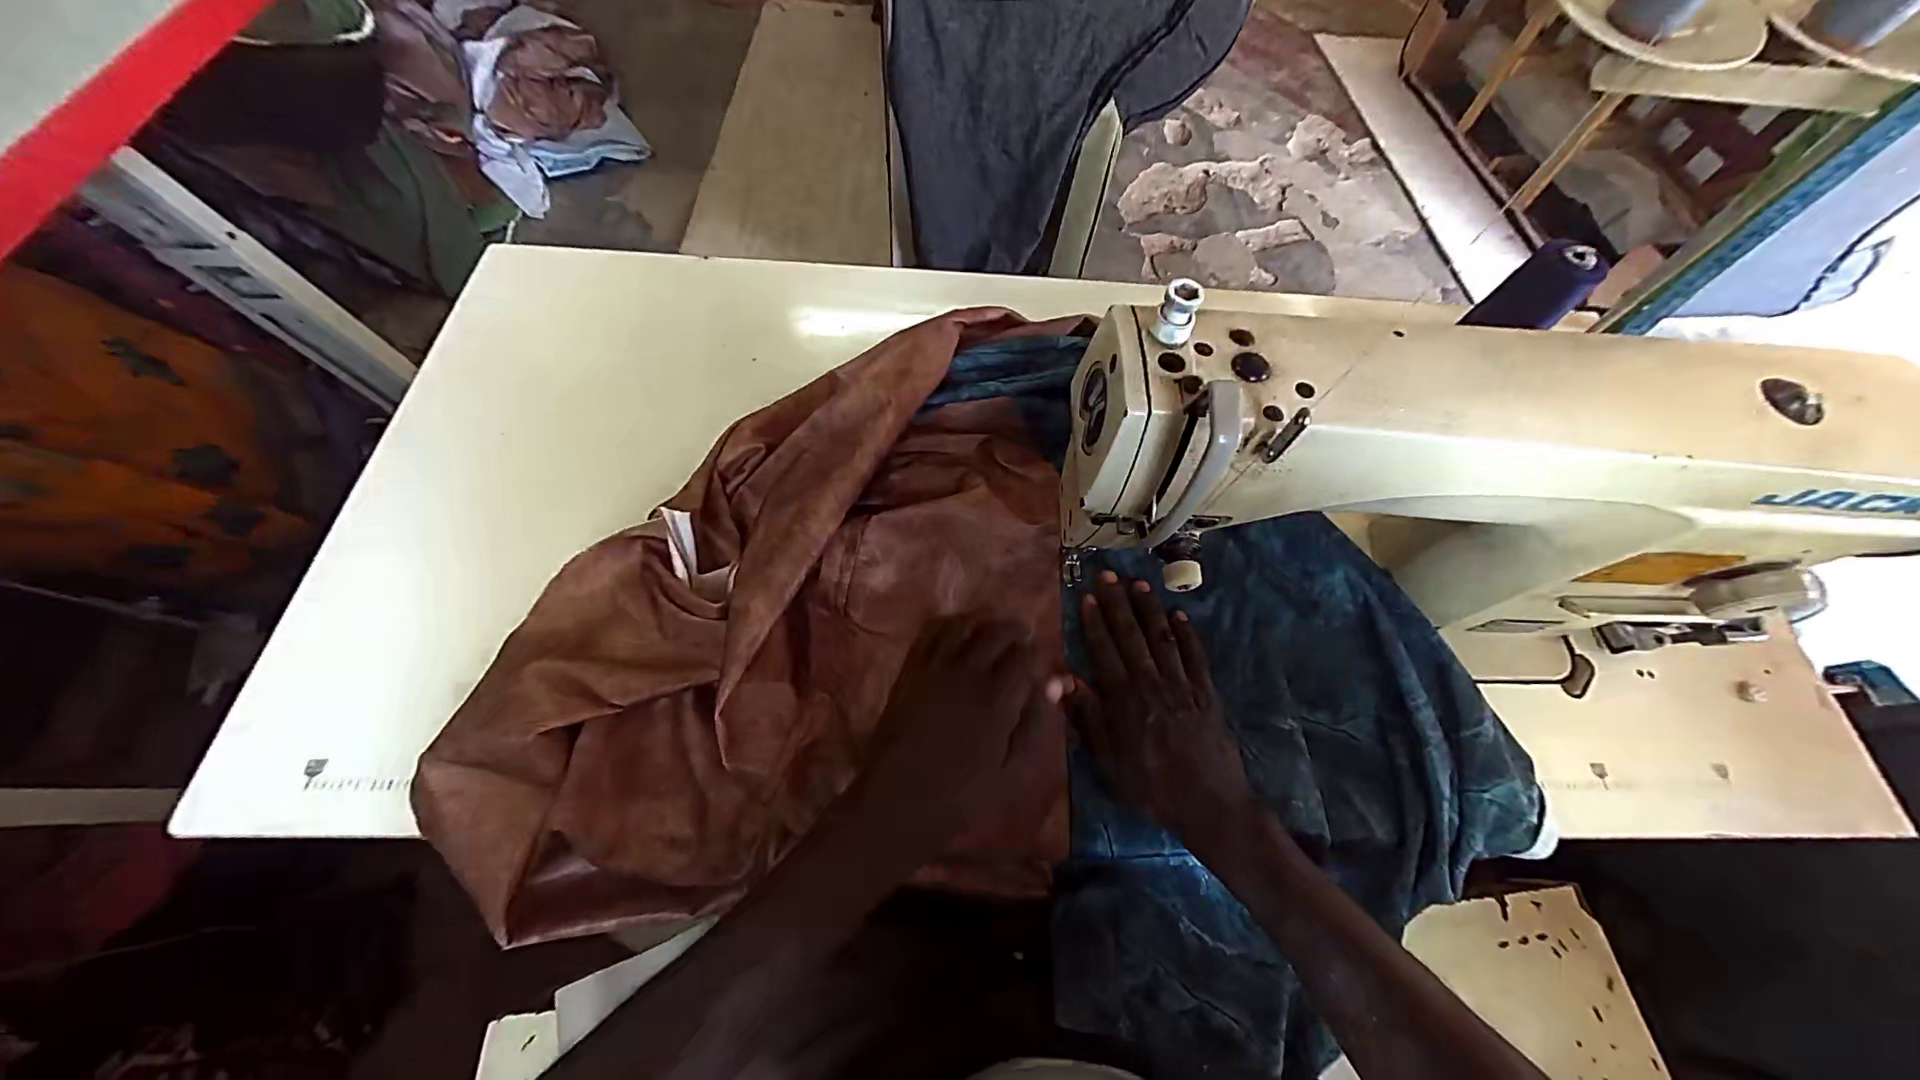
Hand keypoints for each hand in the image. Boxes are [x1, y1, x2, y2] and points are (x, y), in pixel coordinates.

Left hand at [849, 617, 1063, 864]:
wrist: (899, 800)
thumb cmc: (962, 795)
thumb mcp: (1013, 772)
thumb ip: (1037, 724)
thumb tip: (1054, 685)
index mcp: (998, 699)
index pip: (1030, 656)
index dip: (1045, 656)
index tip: (1050, 668)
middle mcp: (969, 673)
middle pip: (1000, 632)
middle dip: (1020, 634)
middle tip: (1026, 645)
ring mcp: (936, 667)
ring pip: (967, 624)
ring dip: (987, 622)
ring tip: (996, 633)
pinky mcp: (912, 669)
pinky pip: (933, 632)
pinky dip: (952, 624)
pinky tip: (960, 634)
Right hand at [1070, 571, 1256, 847]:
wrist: (1210, 804)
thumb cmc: (1151, 786)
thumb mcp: (1108, 759)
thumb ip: (1086, 716)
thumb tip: (1061, 680)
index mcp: (1124, 700)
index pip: (1104, 651)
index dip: (1094, 622)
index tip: (1086, 596)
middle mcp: (1151, 684)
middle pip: (1131, 636)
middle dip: (1118, 604)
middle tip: (1108, 575)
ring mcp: (1182, 685)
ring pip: (1162, 638)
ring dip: (1149, 610)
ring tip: (1139, 585)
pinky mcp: (1206, 692)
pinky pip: (1195, 656)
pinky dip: (1187, 634)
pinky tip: (1179, 615)